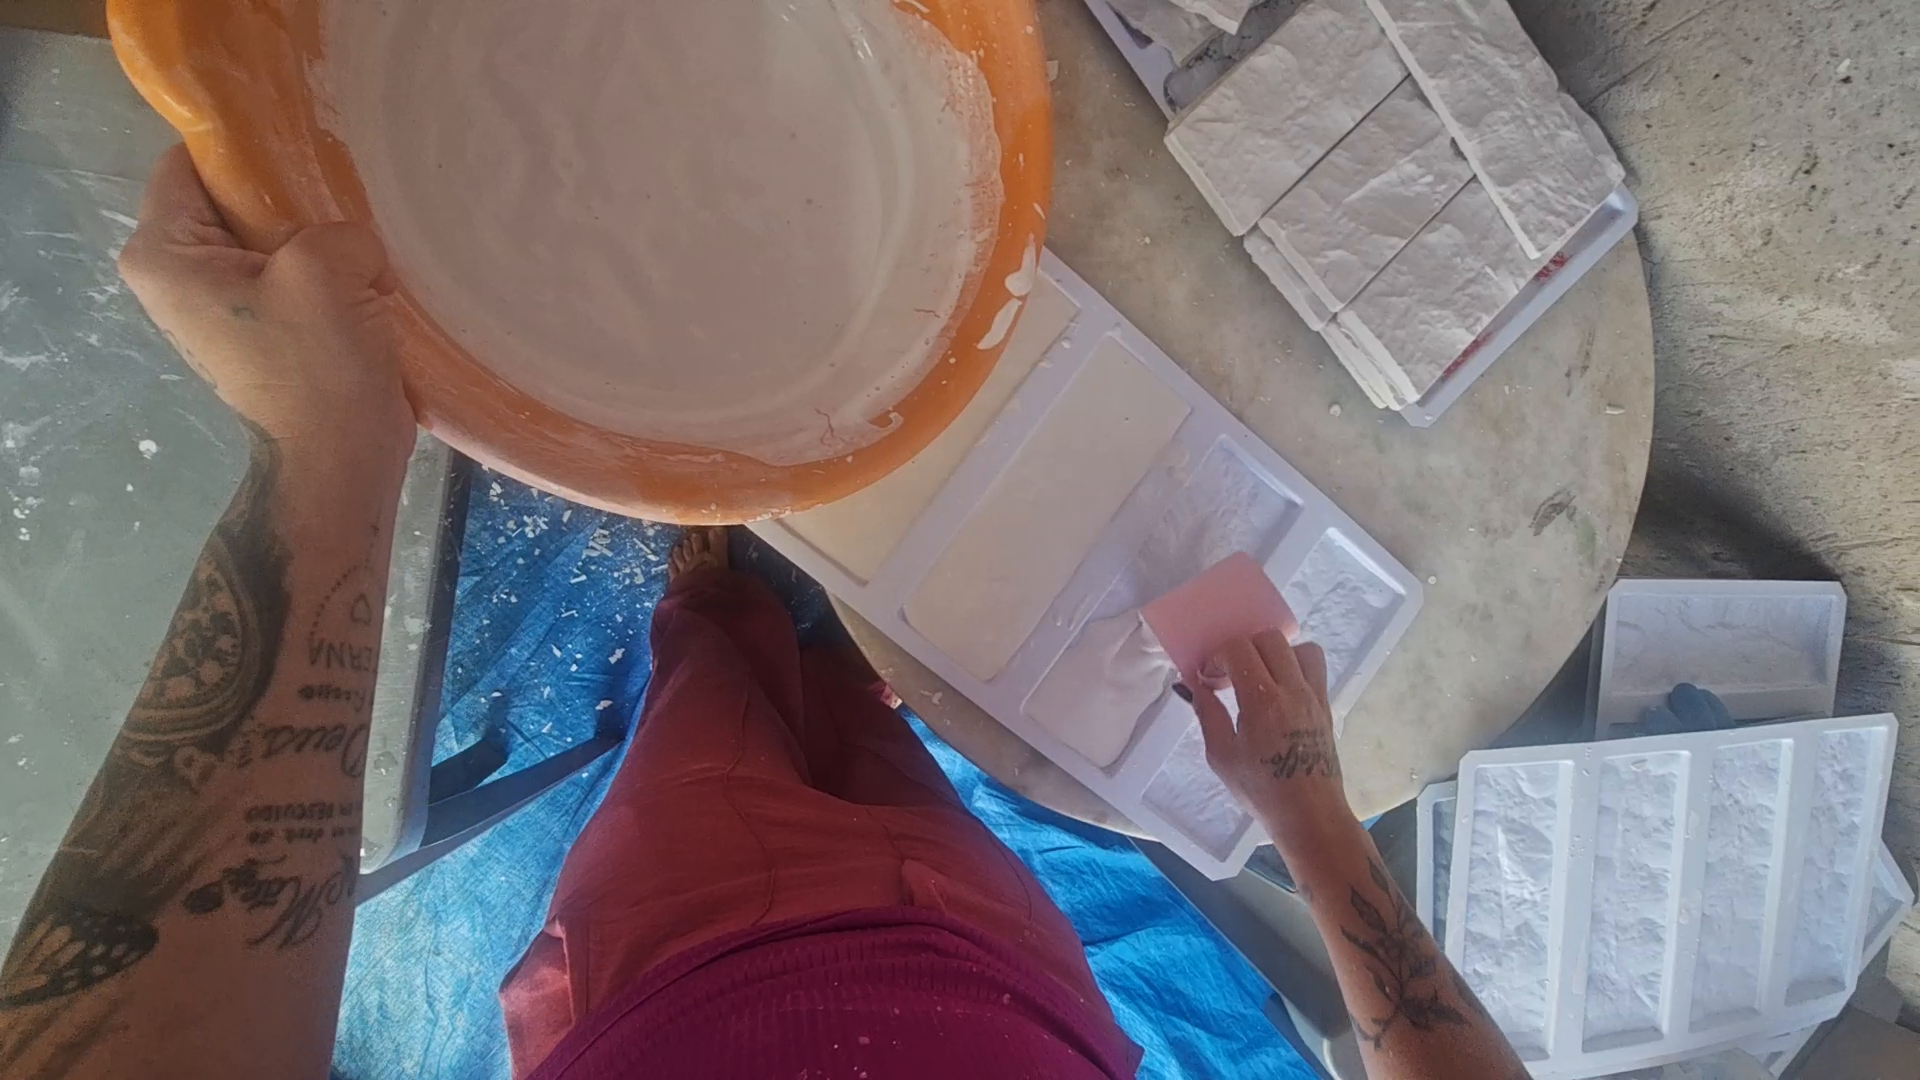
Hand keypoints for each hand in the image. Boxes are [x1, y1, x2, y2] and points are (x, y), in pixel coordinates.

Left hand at [118, 145, 413, 462]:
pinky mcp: (275, 339)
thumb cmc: (318, 366)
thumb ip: (341, 233)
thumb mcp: (328, 275)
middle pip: (243, 212)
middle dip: (305, 217)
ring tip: (374, 274)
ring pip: (284, 253)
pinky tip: (374, 300)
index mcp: (166, 256)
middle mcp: (185, 280)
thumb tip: (359, 248)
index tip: (314, 163)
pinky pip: (305, 290)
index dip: (249, 158)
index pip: (190, 170)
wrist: (343, 452)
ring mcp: (232, 313)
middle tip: (358, 232)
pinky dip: (341, 288)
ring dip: (334, 259)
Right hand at [1190, 631, 1350, 850]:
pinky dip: (1294, 665)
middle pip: (1269, 638)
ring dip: (1274, 652)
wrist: (1310, 816)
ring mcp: (1315, 697)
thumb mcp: (1221, 756)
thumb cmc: (1261, 790)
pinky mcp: (1327, 706)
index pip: (1239, 649)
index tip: (1208, 678)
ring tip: (1258, 675)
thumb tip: (1195, 686)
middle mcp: (1293, 691)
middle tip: (1229, 674)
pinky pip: (1315, 667)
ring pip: (1299, 647)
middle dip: (1242, 647)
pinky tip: (1278, 688)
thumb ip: (1208, 714)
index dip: (1217, 656)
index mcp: (1263, 702)